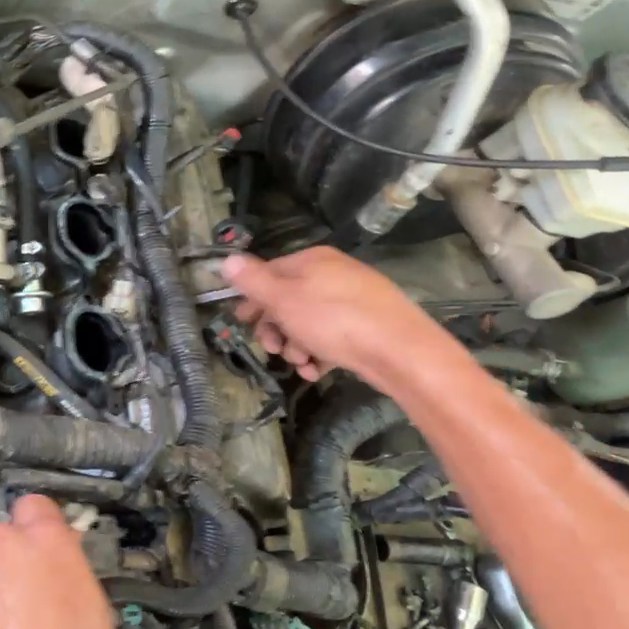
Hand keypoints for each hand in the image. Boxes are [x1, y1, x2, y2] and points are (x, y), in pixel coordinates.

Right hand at [222, 248, 455, 386]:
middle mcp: (335, 274)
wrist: (402, 352)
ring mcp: (355, 299)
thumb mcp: (283, 299)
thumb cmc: (334, 321)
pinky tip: (318, 369)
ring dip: (296, 345)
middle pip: (288, 299)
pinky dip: (320, 352)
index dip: (251, 298)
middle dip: (275, 327)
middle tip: (272, 348)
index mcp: (313, 260)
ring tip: (301, 363)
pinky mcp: (370, 325)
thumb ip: (252, 280)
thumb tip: (226, 259)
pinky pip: (334, 335)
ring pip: (309, 321)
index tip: (241, 322)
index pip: (269, 272)